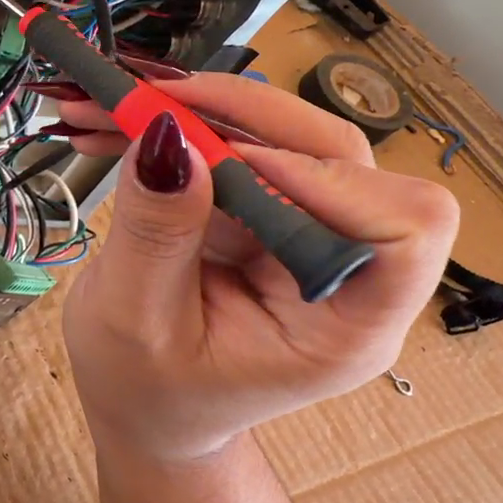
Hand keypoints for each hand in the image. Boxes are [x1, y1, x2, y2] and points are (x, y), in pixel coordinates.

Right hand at [58, 74, 458, 462]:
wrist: (143, 405)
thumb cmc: (146, 389)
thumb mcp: (135, 319)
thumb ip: (156, 233)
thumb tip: (168, 140)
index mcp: (342, 323)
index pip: (398, 227)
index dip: (324, 179)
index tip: (227, 160)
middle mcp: (337, 267)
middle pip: (334, 155)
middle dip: (237, 114)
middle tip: (148, 97)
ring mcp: (296, 232)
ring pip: (273, 135)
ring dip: (189, 110)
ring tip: (104, 107)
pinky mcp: (254, 211)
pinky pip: (225, 146)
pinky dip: (166, 128)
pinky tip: (106, 129)